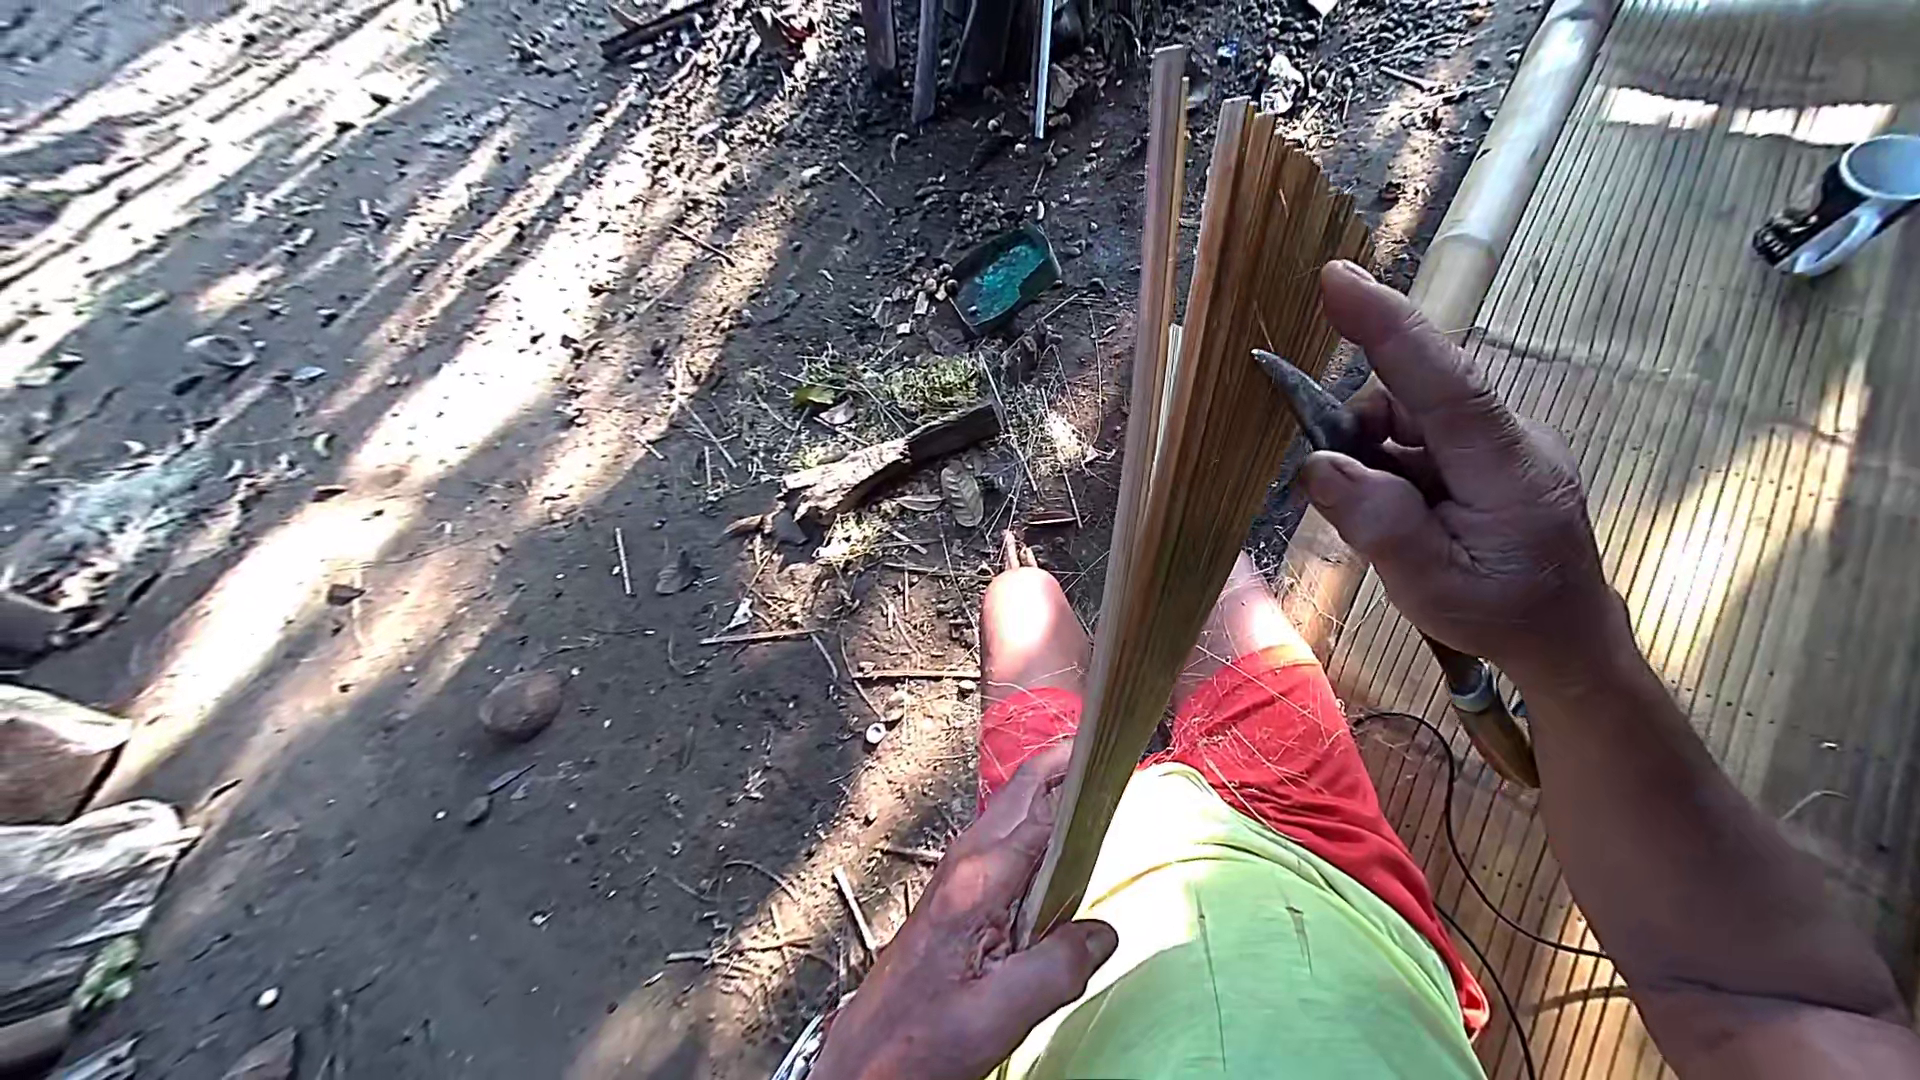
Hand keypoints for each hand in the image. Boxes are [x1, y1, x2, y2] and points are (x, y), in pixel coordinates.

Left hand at [810, 743, 1117, 1079]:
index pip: (1039, 817)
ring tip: (1082, 783)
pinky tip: (1053, 841)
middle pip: (1018, 793)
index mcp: (977, 882)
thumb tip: (1103, 933)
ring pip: (1008, 809)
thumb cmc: (918, 1036)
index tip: (1106, 765)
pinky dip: (1032, 821)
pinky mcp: (957, 887)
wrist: (868, 1052)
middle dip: (1055, 764)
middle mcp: (966, 862)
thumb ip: (1056, 969)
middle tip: (1095, 752)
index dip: (1075, 787)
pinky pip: (1002, 837)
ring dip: (1044, 788)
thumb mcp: (997, 1015)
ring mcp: (958, 870)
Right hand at [1299, 260, 1630, 684]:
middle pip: (1407, 399)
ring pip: (1400, 421)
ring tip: (1377, 524)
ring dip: (1365, 461)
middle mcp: (1503, 439)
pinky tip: (1392, 514)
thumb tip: (1319, 464)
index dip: (1387, 328)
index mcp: (1506, 467)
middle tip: (1339, 498)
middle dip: (1357, 435)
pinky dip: (1379, 469)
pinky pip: (1409, 442)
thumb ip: (1376, 523)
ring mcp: (1492, 446)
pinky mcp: (1477, 458)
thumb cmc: (1503, 617)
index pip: (1442, 381)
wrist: (1563, 640)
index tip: (1335, 280)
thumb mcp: (1430, 586)